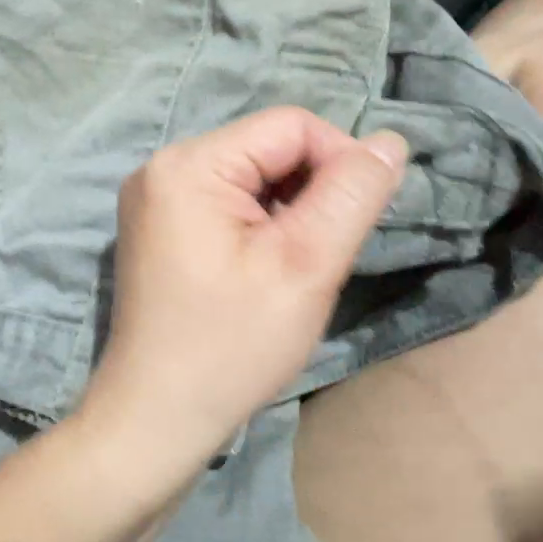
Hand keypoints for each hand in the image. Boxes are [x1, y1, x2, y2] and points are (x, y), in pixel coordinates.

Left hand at [77, 106, 406, 463]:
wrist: (156, 415)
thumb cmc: (231, 346)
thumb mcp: (306, 266)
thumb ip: (352, 195)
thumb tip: (388, 142)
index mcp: (189, 165)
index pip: (291, 126)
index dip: (340, 162)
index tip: (353, 224)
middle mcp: (162, 167)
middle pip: (268, 148)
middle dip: (311, 192)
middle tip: (319, 256)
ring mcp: (154, 198)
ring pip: (252, 177)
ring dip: (288, 213)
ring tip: (291, 270)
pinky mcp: (158, 228)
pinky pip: (227, 203)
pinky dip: (260, 227)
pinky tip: (263, 272)